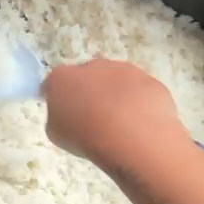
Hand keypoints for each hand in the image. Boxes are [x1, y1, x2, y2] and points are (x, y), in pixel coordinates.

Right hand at [42, 60, 187, 164]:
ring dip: (115, 96)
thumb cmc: (84, 135)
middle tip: (93, 118)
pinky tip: (139, 123)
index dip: (58, 98)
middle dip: (89, 93)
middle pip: (87, 77)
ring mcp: (123, 70)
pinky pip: (139, 91)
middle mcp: (91, 66)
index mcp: (62, 77)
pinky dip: (138, 103)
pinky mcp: (149, 80)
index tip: (63, 113)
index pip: (54, 83)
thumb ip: (58, 117)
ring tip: (120, 123)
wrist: (130, 137)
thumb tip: (69, 115)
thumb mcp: (56, 133)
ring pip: (115, 81)